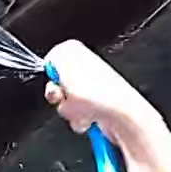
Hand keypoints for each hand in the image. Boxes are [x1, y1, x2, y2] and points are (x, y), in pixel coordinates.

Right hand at [43, 40, 158, 146]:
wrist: (120, 117)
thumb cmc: (97, 91)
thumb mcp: (65, 63)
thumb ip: (52, 56)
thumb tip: (50, 60)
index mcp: (78, 52)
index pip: (51, 62)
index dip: (51, 75)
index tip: (56, 81)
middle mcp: (86, 69)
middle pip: (56, 84)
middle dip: (58, 95)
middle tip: (66, 97)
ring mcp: (90, 90)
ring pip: (64, 103)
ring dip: (68, 110)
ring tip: (82, 110)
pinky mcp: (95, 108)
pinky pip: (75, 115)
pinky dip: (79, 119)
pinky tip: (88, 119)